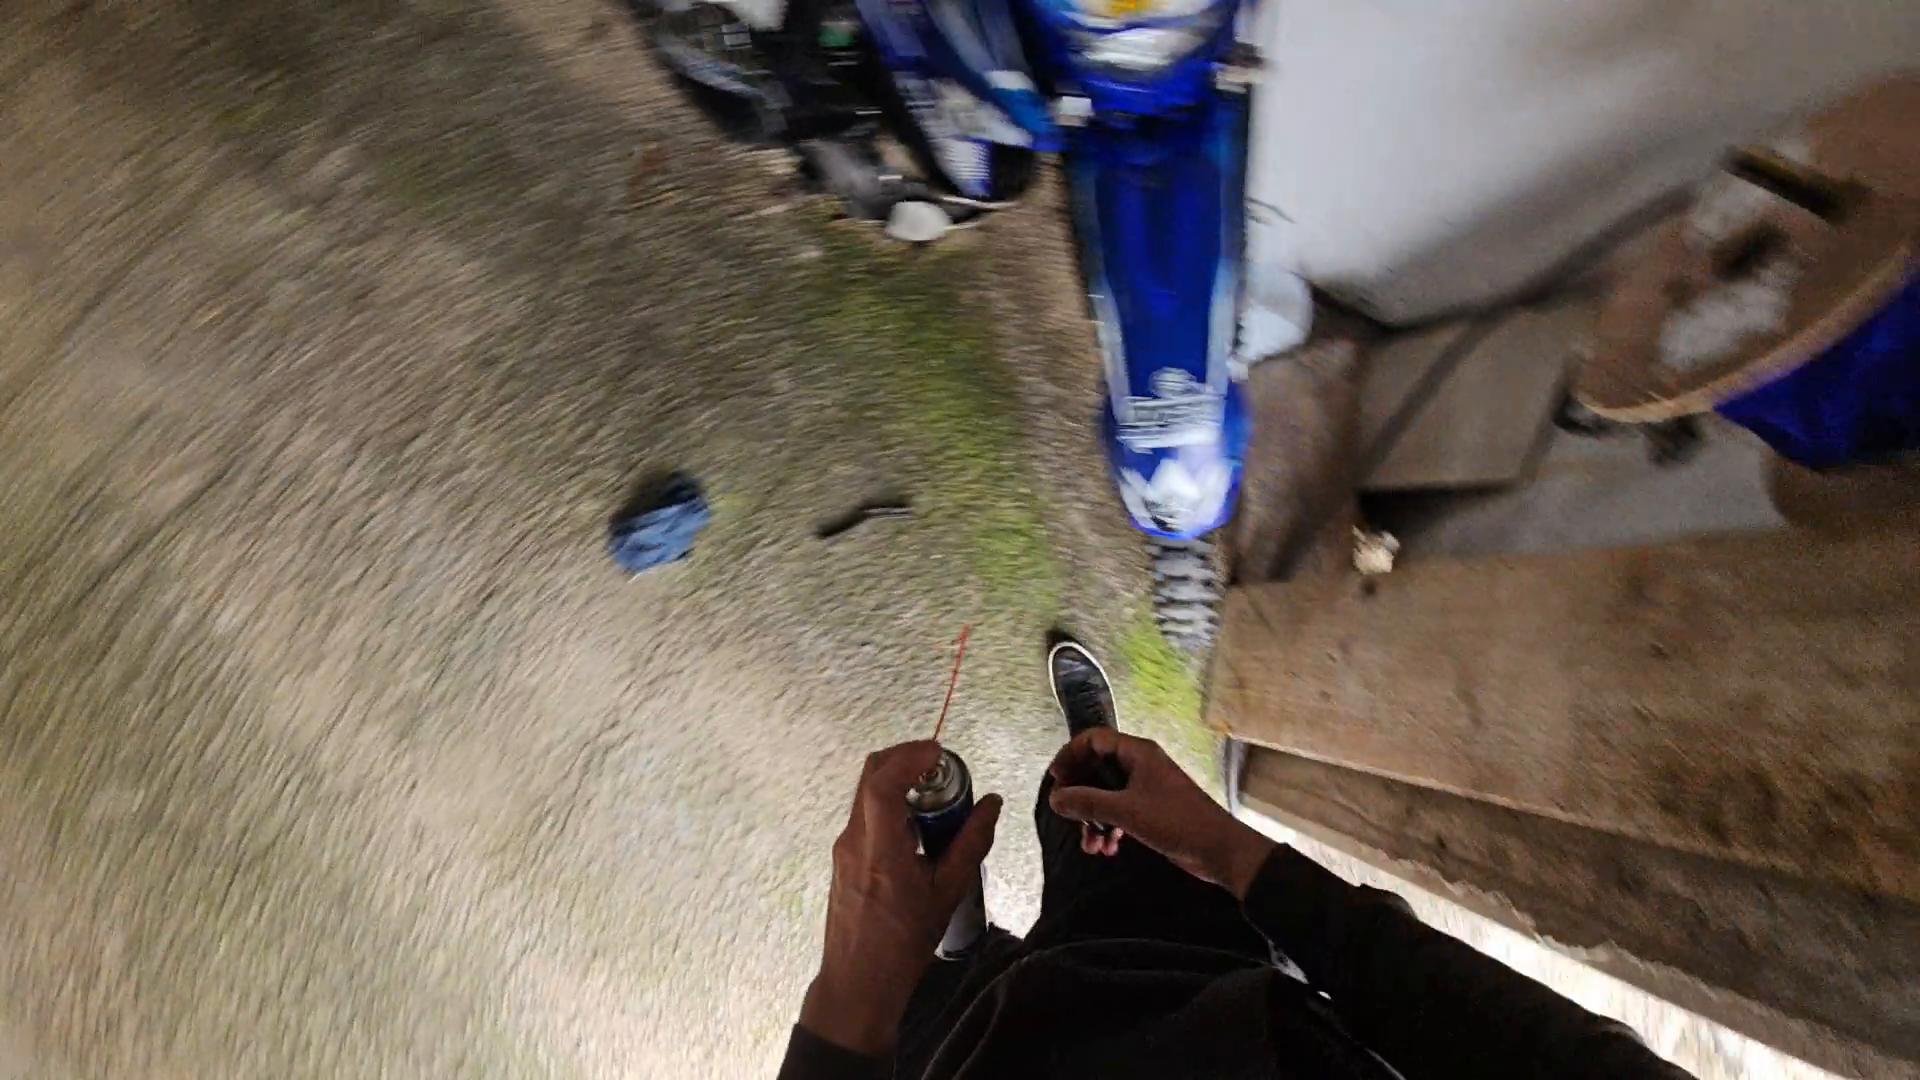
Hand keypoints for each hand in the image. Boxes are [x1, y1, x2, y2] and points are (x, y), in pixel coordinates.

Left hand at [800, 740, 1002, 1056]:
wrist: (857, 984)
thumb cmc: (904, 944)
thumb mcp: (947, 893)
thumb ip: (971, 843)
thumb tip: (992, 803)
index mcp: (879, 849)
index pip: (881, 784)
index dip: (908, 757)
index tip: (938, 751)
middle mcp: (854, 838)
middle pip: (870, 774)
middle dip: (904, 757)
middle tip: (938, 761)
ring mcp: (844, 845)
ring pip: (866, 790)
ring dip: (898, 778)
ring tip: (933, 790)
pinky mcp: (844, 854)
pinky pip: (866, 811)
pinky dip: (891, 800)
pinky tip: (917, 821)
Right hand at [1048, 729, 1275, 899]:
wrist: (1220, 851)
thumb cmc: (1175, 821)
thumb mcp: (1126, 811)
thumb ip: (1088, 802)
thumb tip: (1054, 798)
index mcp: (1137, 752)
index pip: (1094, 739)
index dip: (1071, 754)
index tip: (1057, 778)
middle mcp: (1140, 764)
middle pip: (1097, 768)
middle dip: (1080, 794)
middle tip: (1066, 812)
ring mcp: (1146, 788)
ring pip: (1106, 794)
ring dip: (1093, 818)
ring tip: (1089, 845)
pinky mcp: (1150, 810)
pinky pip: (1119, 811)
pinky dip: (1109, 827)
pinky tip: (1106, 849)